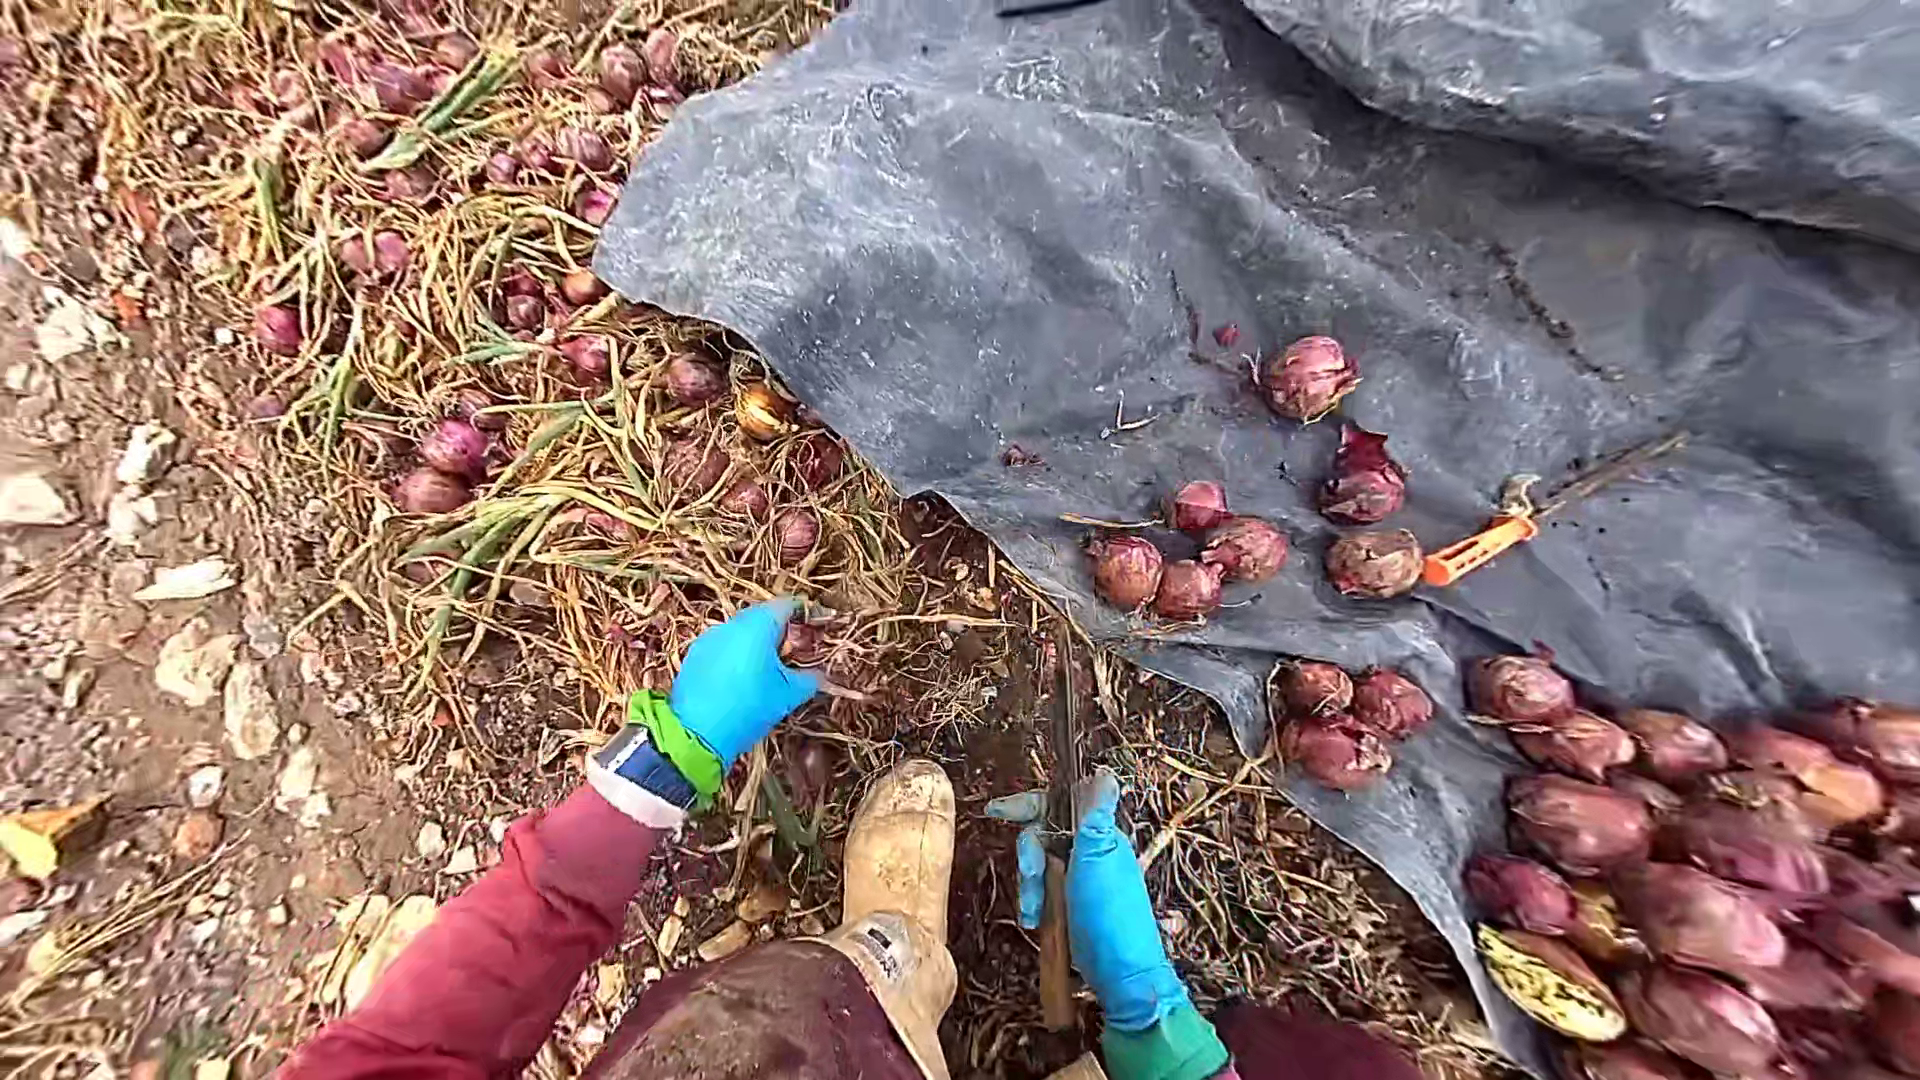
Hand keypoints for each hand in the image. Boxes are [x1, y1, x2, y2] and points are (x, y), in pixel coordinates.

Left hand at [670, 598, 820, 767]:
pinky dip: (739, 652)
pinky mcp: (695, 655)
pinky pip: (725, 644)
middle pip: (764, 614)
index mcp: (759, 624)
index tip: (818, 627)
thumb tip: (818, 674)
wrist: (697, 734)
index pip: (788, 605)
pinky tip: (745, 675)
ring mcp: (710, 637)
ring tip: (772, 664)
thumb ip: (810, 678)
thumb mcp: (789, 694)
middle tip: (797, 647)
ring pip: (742, 629)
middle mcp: (733, 623)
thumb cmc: (750, 707)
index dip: (806, 613)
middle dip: (783, 628)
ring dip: (760, 640)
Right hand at [986, 770, 1189, 1031]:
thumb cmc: (1110, 912)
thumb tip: (1106, 773)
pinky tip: (1037, 919)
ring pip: (1038, 864)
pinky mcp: (1069, 901)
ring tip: (1036, 911)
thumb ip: (1096, 814)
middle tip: (1032, 877)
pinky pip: (1042, 890)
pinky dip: (1036, 901)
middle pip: (1040, 834)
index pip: (1055, 804)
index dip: (1026, 804)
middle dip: (1029, 855)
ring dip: (1031, 885)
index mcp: (1095, 832)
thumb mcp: (1098, 858)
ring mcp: (1077, 876)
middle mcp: (1086, 848)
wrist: (1122, 976)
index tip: (997, 811)